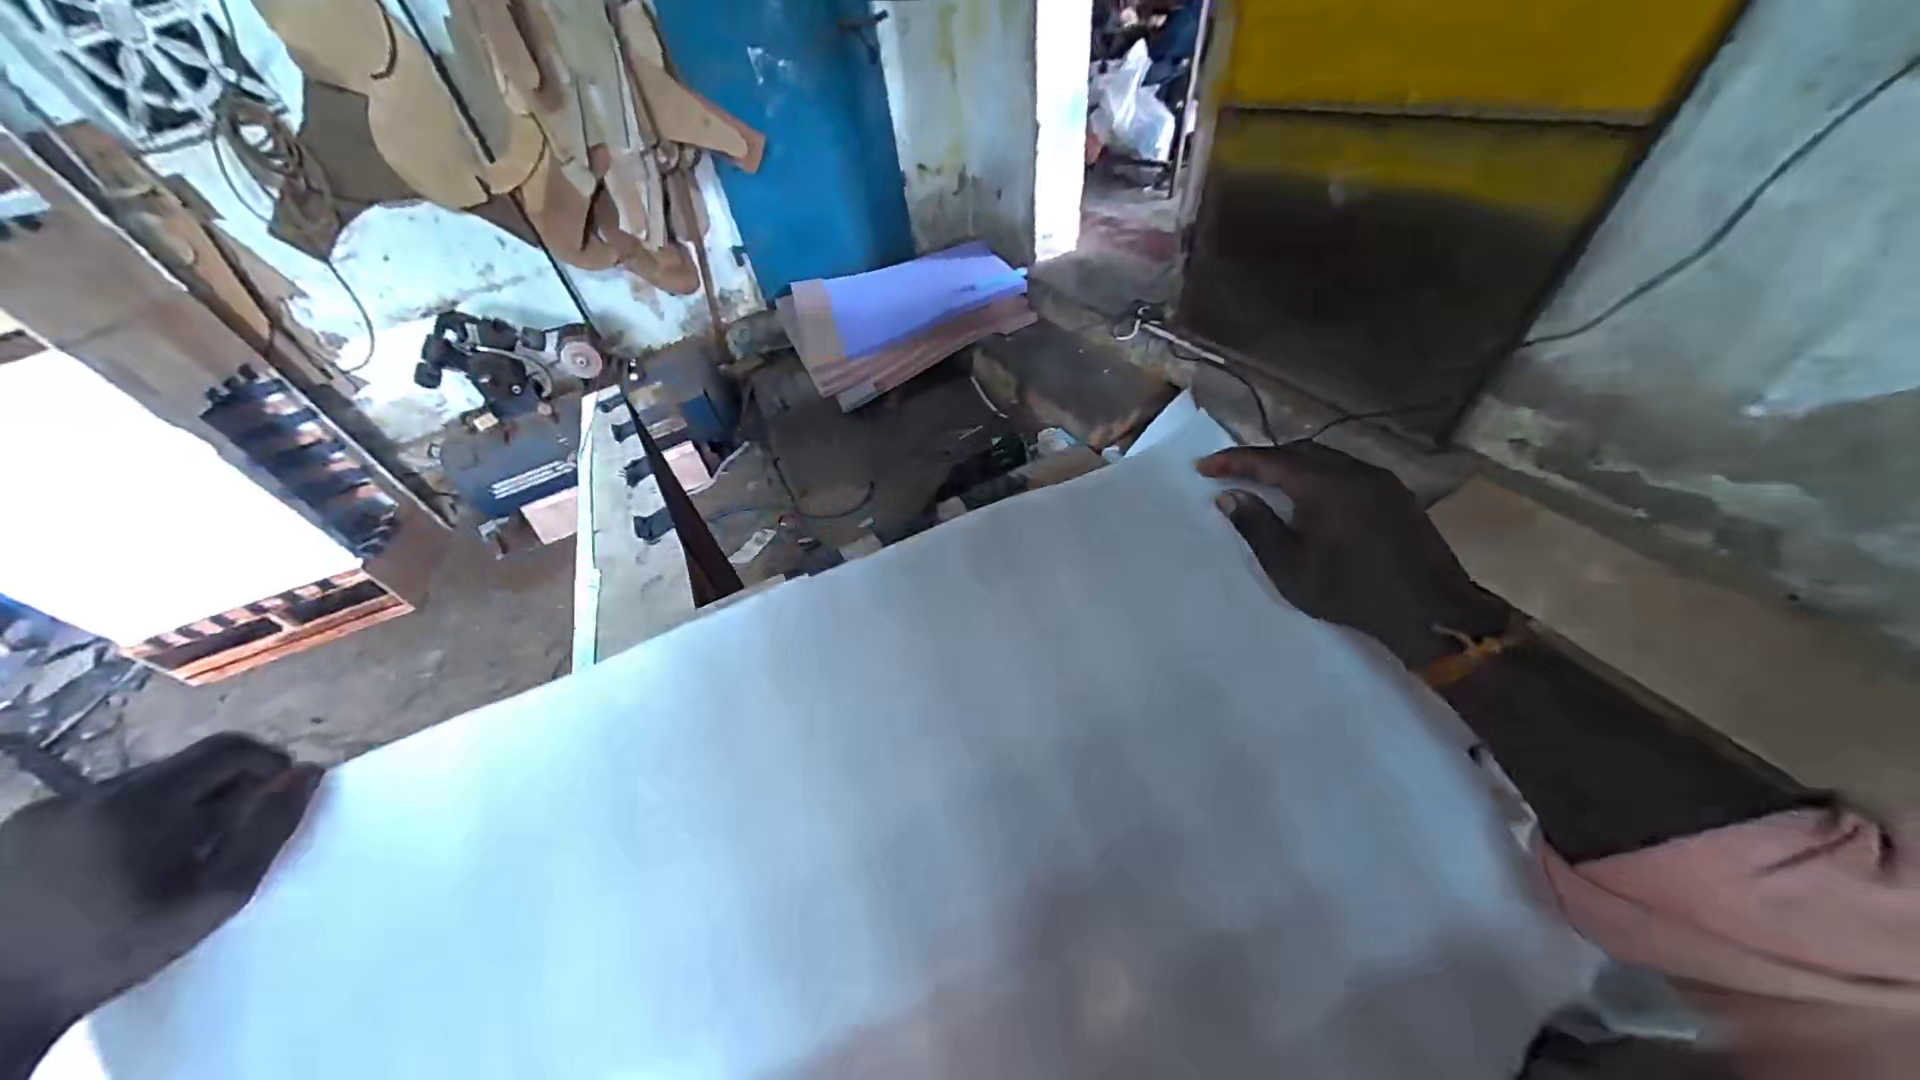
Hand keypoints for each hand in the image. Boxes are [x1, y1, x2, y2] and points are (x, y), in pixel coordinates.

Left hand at [0, 734, 319, 1061]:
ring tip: (178, 856)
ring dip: (178, 806)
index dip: (268, 762)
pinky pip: (100, 807)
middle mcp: (86, 794)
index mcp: (137, 803)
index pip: (228, 748)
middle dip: (223, 789)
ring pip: (144, 786)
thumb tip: (308, 773)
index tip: (280, 794)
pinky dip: (133, 822)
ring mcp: (41, 813)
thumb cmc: (115, 949)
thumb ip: (270, 828)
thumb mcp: (217, 896)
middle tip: (233, 834)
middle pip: (185, 766)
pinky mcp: (14, 833)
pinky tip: (125, 867)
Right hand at [1198, 444, 1511, 668]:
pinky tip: (1307, 496)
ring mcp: (1380, 481)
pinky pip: (1345, 470)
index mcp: (1326, 486)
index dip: (1233, 461)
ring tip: (1264, 483)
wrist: (1430, 611)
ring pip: (1325, 458)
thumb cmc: (1350, 591)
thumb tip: (1229, 496)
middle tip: (1231, 474)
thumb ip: (1256, 526)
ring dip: (1290, 466)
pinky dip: (1316, 475)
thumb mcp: (1289, 566)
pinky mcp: (1396, 494)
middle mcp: (1355, 472)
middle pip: (1298, 451)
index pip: (1269, 460)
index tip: (1203, 467)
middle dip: (1261, 459)